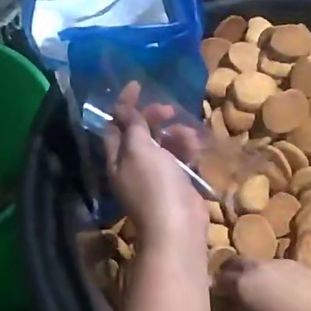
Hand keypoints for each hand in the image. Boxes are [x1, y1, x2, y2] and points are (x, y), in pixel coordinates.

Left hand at [105, 109, 205, 255]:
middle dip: (153, 118)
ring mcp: (155, 176)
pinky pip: (179, 158)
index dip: (123, 105)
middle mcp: (132, 166)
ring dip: (174, 134)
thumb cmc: (154, 184)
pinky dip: (186, 150)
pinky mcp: (176, 183)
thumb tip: (124, 110)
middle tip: (168, 110)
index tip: (137, 85)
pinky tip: (195, 147)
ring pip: (162, 145)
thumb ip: (132, 127)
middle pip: (139, 134)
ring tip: (187, 136)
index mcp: (116, 159)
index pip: (115, 126)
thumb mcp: (138, 150)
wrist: (177, 225)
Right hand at [215, 258, 310, 310]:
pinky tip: (282, 290)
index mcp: (240, 283)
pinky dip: (272, 274)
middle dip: (230, 273)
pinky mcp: (296, 264)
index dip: (217, 288)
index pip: (219, 279)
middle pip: (234, 263)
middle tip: (233, 287)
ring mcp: (277, 263)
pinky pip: (276, 266)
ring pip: (256, 263)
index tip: (219, 298)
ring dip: (252, 272)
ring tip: (260, 289)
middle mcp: (255, 267)